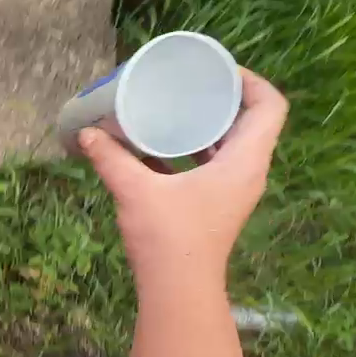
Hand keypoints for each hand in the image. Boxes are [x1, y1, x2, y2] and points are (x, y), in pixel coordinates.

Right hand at [79, 68, 287, 298]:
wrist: (177, 285)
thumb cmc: (167, 235)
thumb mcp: (136, 191)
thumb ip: (111, 161)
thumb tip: (86, 134)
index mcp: (244, 160)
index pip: (269, 106)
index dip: (250, 82)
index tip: (218, 71)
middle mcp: (247, 172)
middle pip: (249, 123)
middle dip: (221, 103)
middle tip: (189, 88)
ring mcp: (231, 191)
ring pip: (228, 147)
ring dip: (205, 129)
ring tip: (173, 113)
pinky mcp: (214, 206)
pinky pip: (210, 167)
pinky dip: (190, 154)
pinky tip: (159, 151)